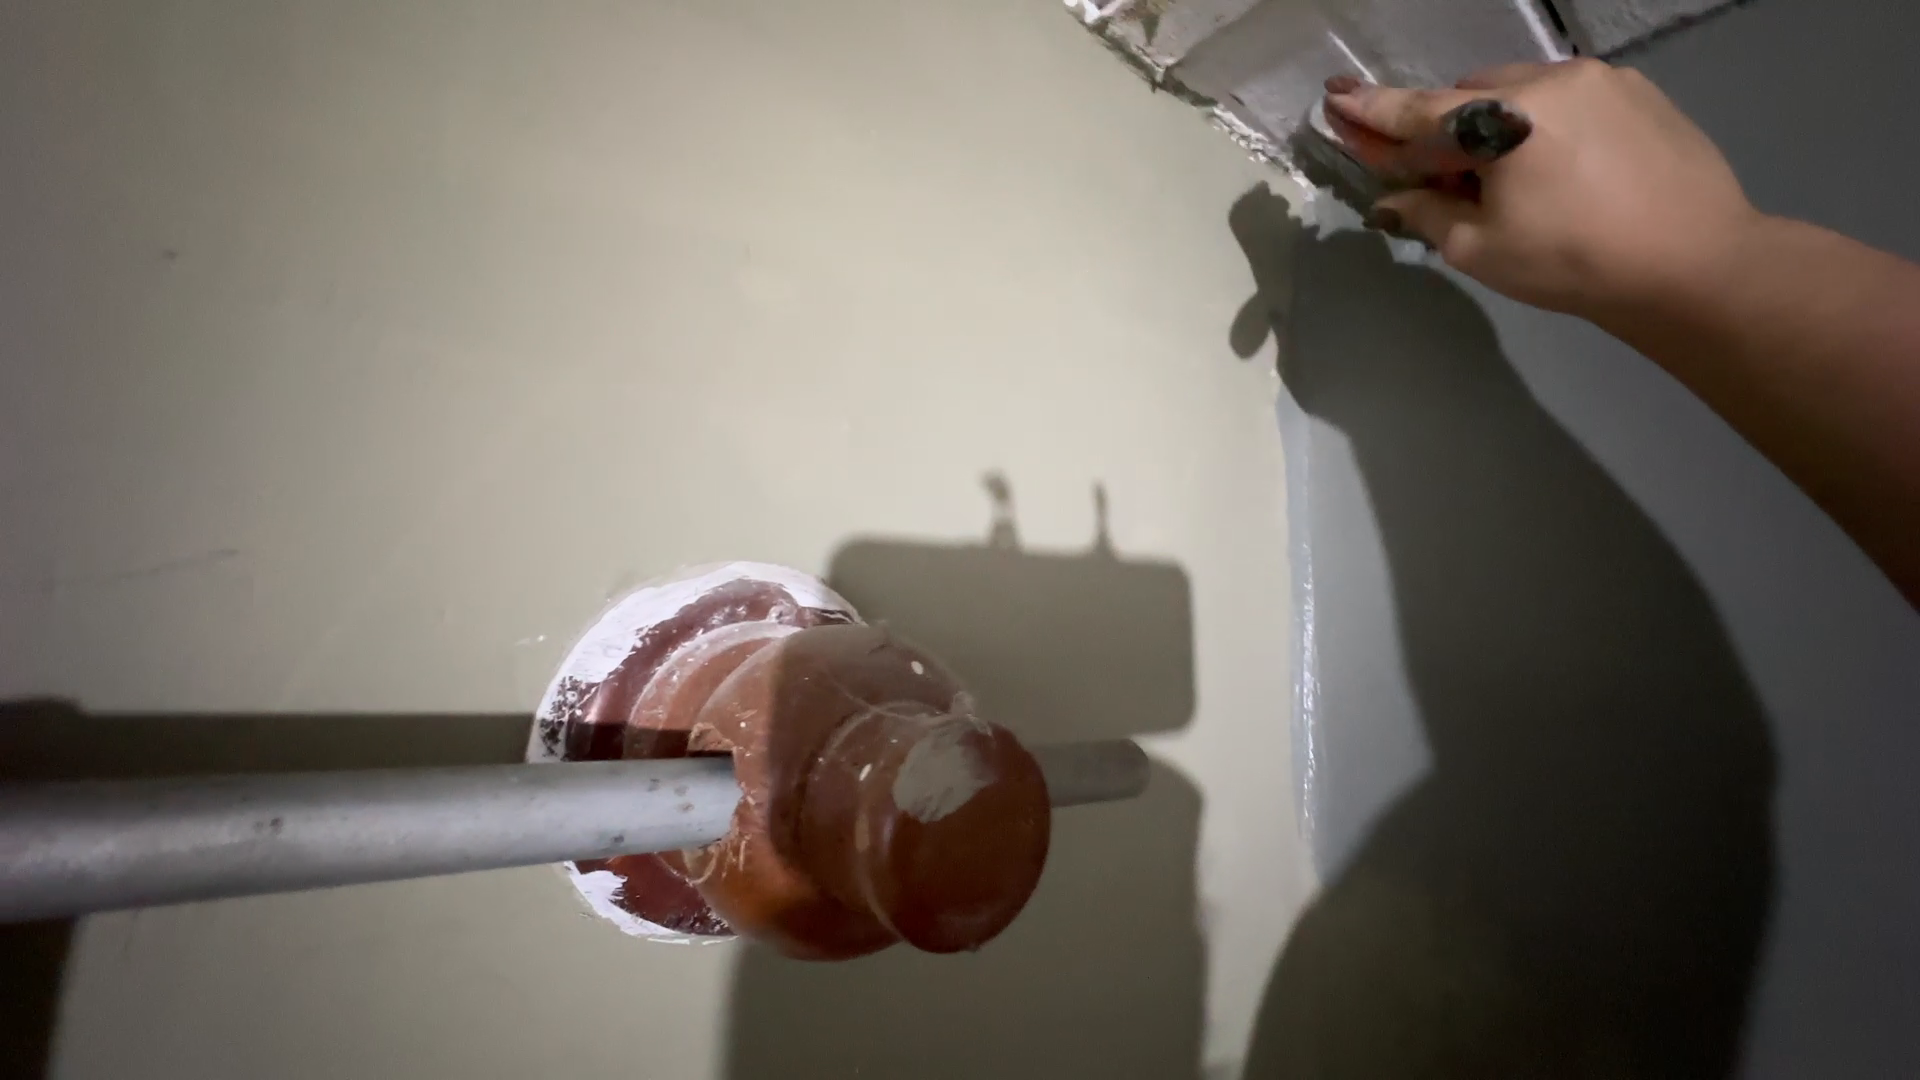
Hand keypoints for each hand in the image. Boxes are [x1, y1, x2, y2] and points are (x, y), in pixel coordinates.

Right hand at [1325, 59, 1757, 318]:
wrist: (1687, 260)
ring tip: (1494, 180)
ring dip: (1486, 126)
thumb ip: (1424, 212)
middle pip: (1467, 95)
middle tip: (1432, 180)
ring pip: (1514, 91)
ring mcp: (1601, 79)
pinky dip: (1530, 124)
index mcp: (1507, 118)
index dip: (1371, 110)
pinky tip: (1543, 170)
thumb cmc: (1565, 260)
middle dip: (1439, 130)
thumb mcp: (1474, 247)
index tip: (1334, 96)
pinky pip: (1558, 97)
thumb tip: (1390, 200)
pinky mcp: (1636, 90)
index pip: (1419, 112)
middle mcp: (1552, 80)